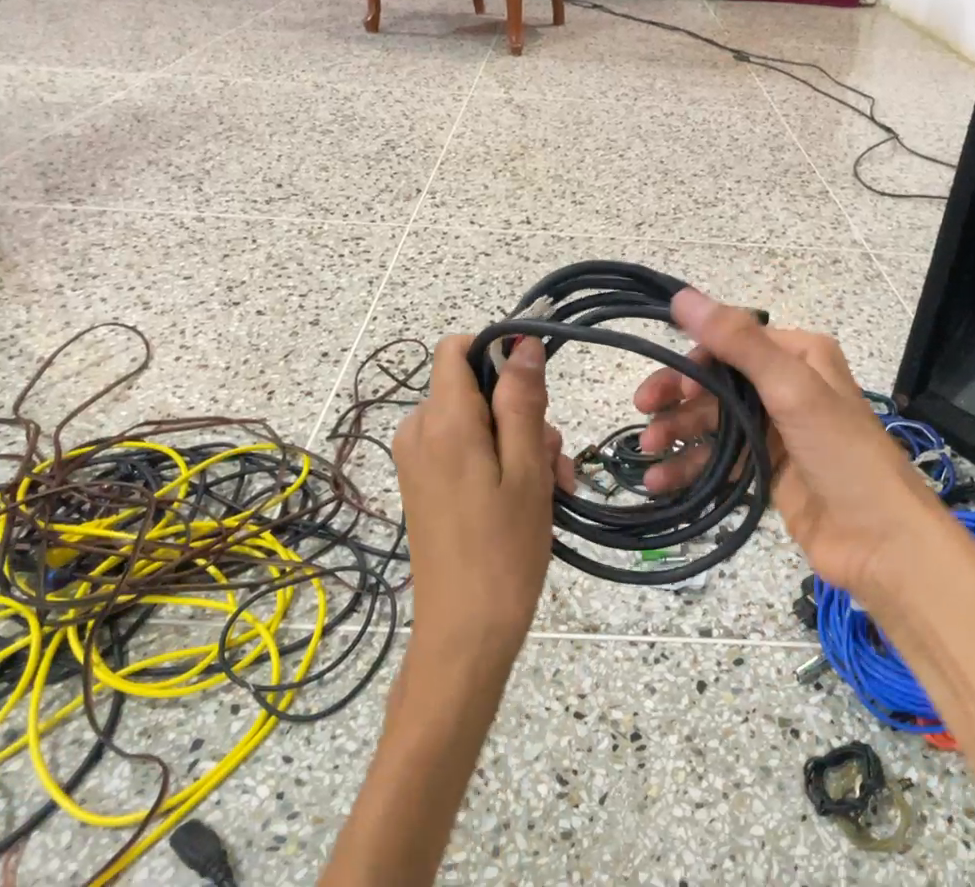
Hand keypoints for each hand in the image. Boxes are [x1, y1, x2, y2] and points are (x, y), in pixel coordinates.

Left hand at [393, 335, 571, 654]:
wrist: (465, 632)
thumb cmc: (504, 550)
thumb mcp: (527, 470)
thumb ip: (522, 402)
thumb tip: (520, 343)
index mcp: (442, 421)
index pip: (456, 348)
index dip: (499, 353)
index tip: (537, 390)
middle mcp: (418, 432)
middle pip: (474, 389)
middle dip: (522, 413)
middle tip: (557, 464)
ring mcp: (417, 462)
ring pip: (477, 423)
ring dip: (520, 444)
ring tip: (551, 491)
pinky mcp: (424, 487)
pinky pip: (464, 452)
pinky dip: (499, 464)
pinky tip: (527, 501)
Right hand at [633, 290, 953, 599]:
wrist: (880, 539)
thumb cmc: (841, 455)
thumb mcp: (792, 389)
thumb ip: (739, 343)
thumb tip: (683, 296)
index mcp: (800, 356)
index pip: (733, 342)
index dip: (695, 359)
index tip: (666, 385)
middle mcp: (787, 387)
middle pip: (718, 382)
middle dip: (678, 398)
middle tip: (643, 415)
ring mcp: (776, 431)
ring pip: (714, 423)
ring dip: (678, 435)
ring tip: (647, 456)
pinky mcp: (767, 471)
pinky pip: (720, 459)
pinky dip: (690, 468)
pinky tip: (661, 483)